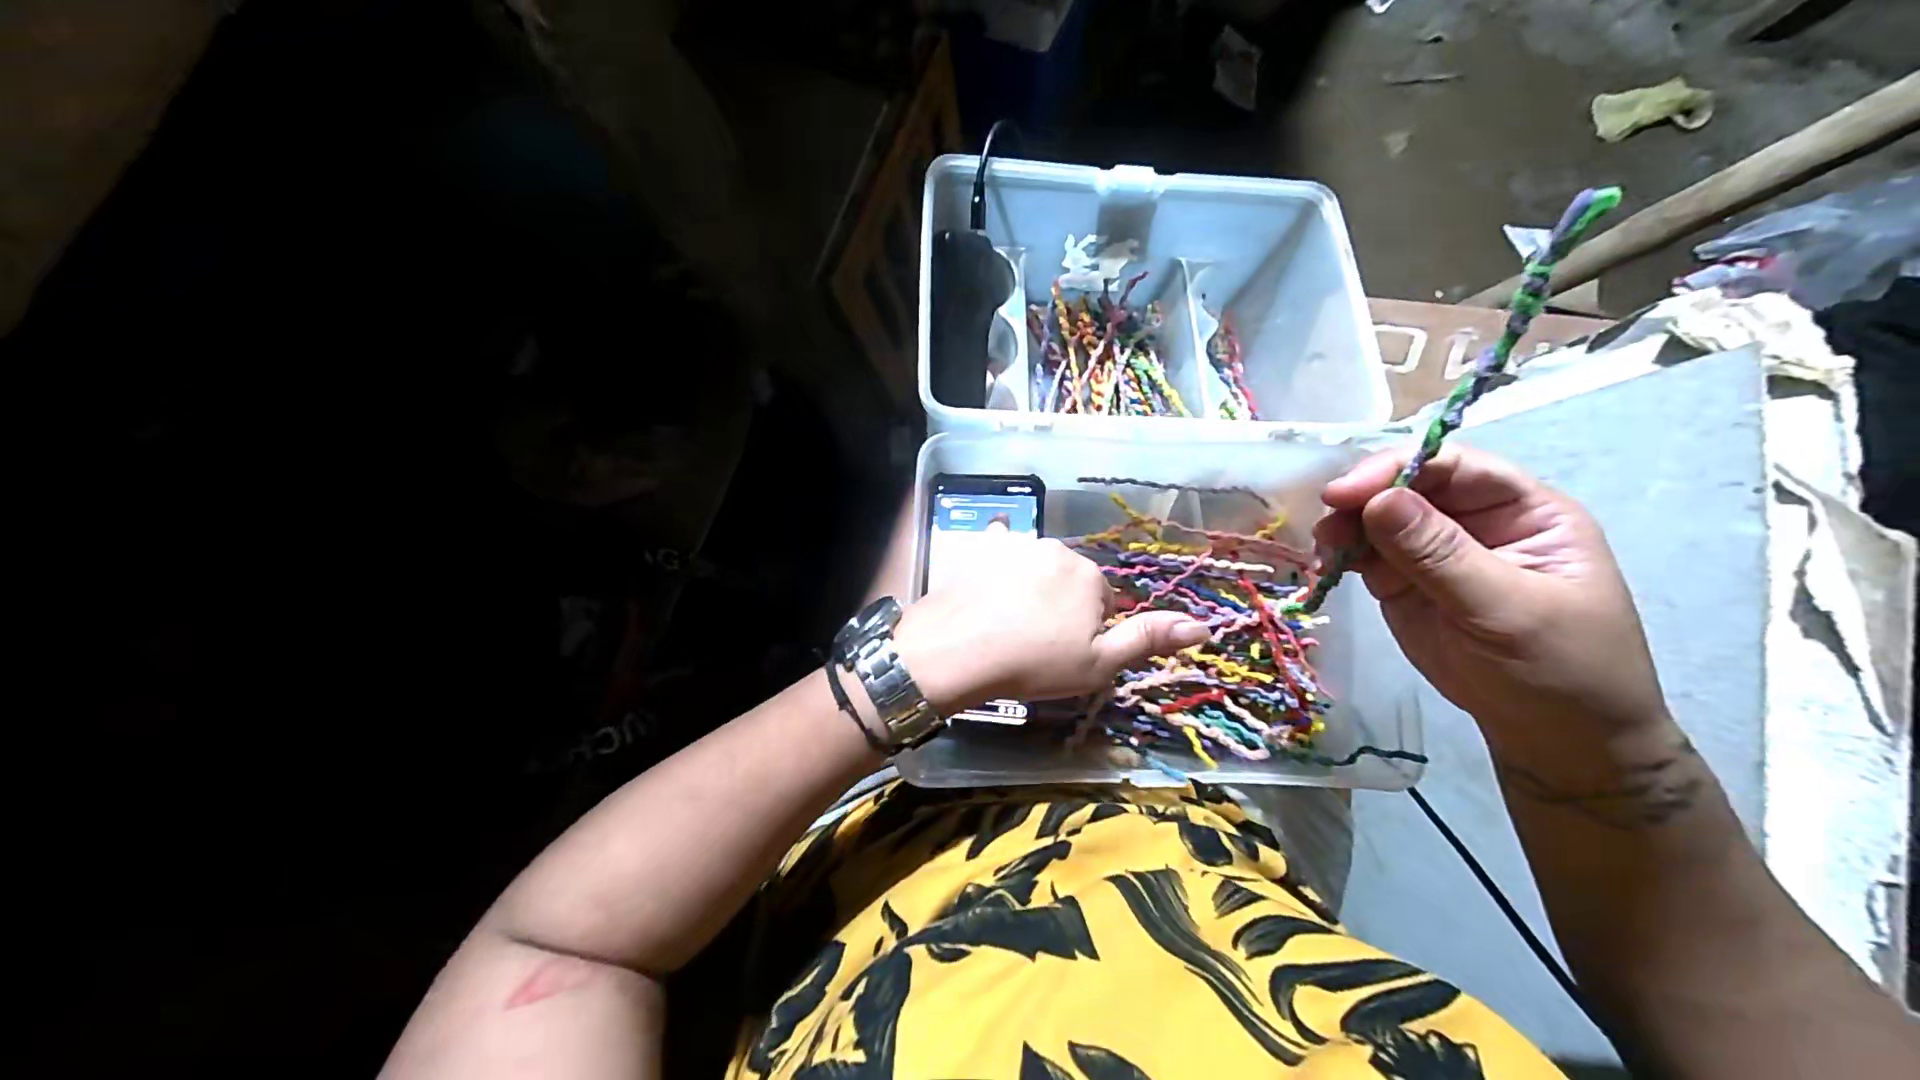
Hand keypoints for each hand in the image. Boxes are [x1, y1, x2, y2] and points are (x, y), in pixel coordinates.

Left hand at [894, 535, 1209, 713]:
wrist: (956, 651)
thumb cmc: (1032, 663)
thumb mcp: (1097, 663)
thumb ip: (1147, 639)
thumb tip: (1202, 626)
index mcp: (1089, 576)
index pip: (1100, 600)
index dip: (1086, 629)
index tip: (1063, 651)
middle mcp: (1056, 549)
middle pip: (1068, 579)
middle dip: (1059, 604)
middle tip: (1034, 639)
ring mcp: (1015, 543)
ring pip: (1035, 567)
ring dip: (1029, 587)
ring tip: (1006, 622)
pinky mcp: (980, 546)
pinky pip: (997, 549)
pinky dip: (996, 565)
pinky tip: (985, 589)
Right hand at [1314, 445, 1667, 751]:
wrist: (1555, 738)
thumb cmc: (1558, 669)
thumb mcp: (1506, 610)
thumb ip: (1440, 555)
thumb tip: (1379, 500)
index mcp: (1524, 511)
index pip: (1455, 467)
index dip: (1399, 469)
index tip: (1345, 492)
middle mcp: (1475, 520)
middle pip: (1408, 486)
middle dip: (1362, 497)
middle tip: (1325, 522)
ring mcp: (1435, 552)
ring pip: (1377, 519)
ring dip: (1344, 527)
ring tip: (1322, 552)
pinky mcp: (1403, 582)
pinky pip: (1364, 555)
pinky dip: (1339, 556)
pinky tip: (1325, 568)